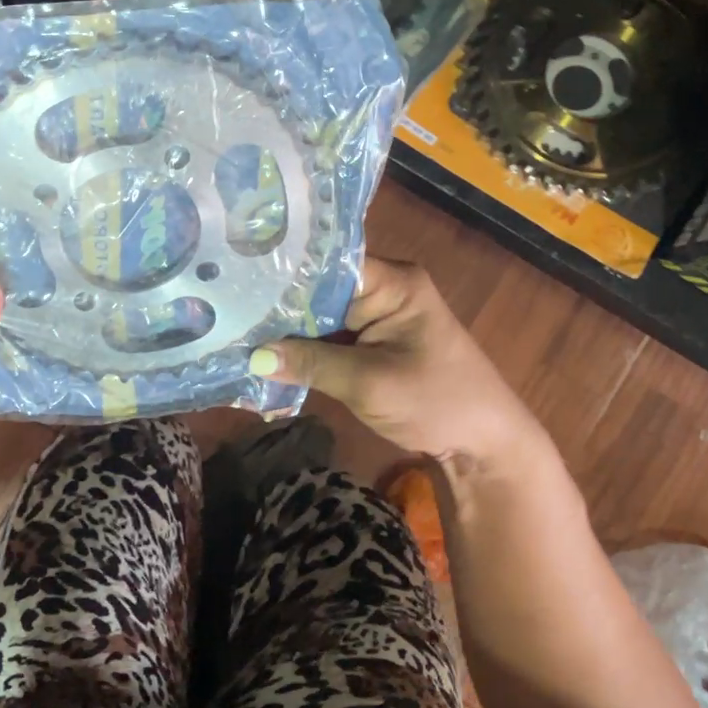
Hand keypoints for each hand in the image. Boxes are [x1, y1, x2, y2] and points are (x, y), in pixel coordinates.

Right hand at [250, 257, 545, 462]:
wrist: (485, 445)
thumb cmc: (439, 404)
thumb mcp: (370, 384)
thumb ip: (310, 364)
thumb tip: (252, 357)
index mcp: (392, 283)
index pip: (327, 262)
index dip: (282, 270)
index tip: (236, 278)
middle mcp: (380, 289)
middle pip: (316, 286)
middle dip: (274, 302)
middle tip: (222, 307)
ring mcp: (372, 315)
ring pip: (314, 313)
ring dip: (281, 328)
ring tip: (230, 327)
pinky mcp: (365, 341)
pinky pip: (322, 336)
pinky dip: (297, 348)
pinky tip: (259, 353)